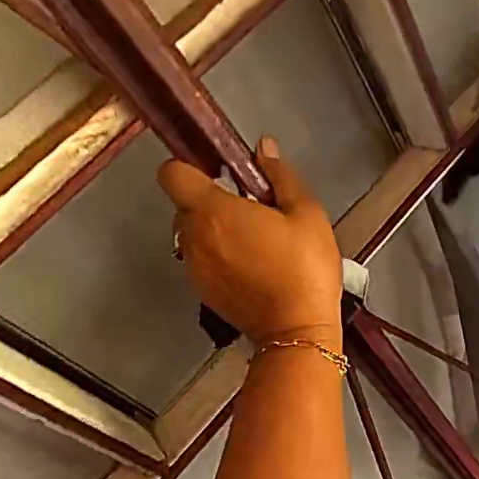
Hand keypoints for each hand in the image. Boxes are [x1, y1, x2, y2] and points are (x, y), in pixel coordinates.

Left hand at [158, 137, 343, 347]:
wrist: (296, 330)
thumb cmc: (305, 269)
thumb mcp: (306, 213)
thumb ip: (280, 176)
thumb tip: (263, 149)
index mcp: (214, 211)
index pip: (171, 174)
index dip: (189, 167)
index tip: (217, 173)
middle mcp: (194, 238)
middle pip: (183, 204)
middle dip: (209, 200)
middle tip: (248, 209)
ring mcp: (194, 267)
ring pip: (190, 234)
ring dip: (211, 230)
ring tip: (252, 240)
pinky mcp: (201, 291)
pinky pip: (198, 260)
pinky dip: (215, 256)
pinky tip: (249, 265)